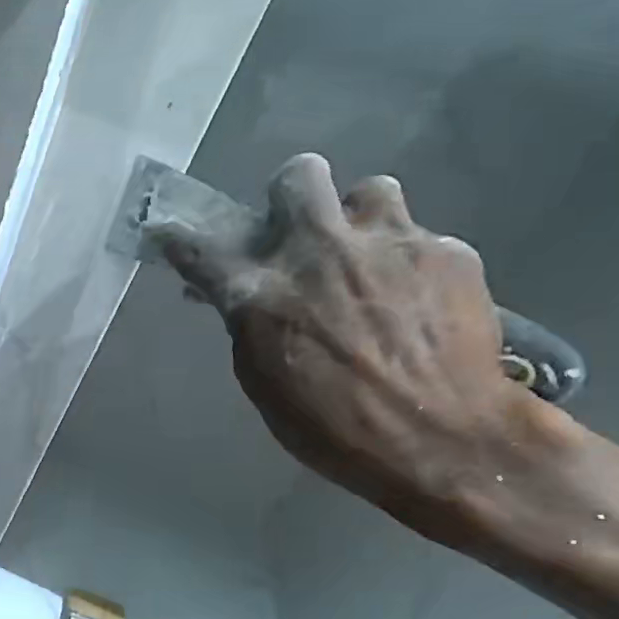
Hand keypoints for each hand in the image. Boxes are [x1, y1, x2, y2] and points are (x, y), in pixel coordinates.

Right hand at [160, 153, 542, 525]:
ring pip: (370, 190)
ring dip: (361, 220)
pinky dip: (411, 263)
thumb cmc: (335, 428)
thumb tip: (242, 295)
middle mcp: (317, 252)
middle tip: (303, 231)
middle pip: (297, 176)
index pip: (200, 249)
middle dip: (293, 195)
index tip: (170, 232)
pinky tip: (420, 303)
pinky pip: (421, 236)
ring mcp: (387, 244)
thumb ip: (251, 324)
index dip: (179, 238)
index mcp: (261, 296)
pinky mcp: (448, 251)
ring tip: (370, 260)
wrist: (445, 443)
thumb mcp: (265, 382)